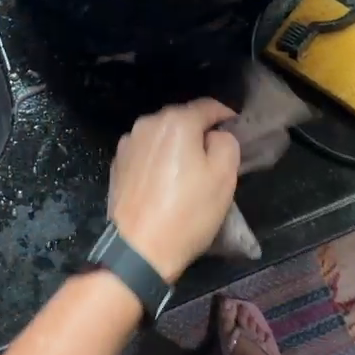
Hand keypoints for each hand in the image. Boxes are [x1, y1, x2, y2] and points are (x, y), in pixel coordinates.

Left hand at [107, 99, 240, 282]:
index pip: (207, 106)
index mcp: (176, 122)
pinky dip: (158, 159)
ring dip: (177, 145)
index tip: (236, 127)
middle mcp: (148, 123)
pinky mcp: (118, 163)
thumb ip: (226, 144)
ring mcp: (128, 142)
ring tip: (189, 170)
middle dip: (199, 131)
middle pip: (182, 119)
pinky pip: (146, 152)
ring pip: (162, 135)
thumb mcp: (224, 177)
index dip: (225, 115)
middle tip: (215, 155)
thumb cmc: (187, 212)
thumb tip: (216, 135)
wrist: (140, 248)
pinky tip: (165, 182)